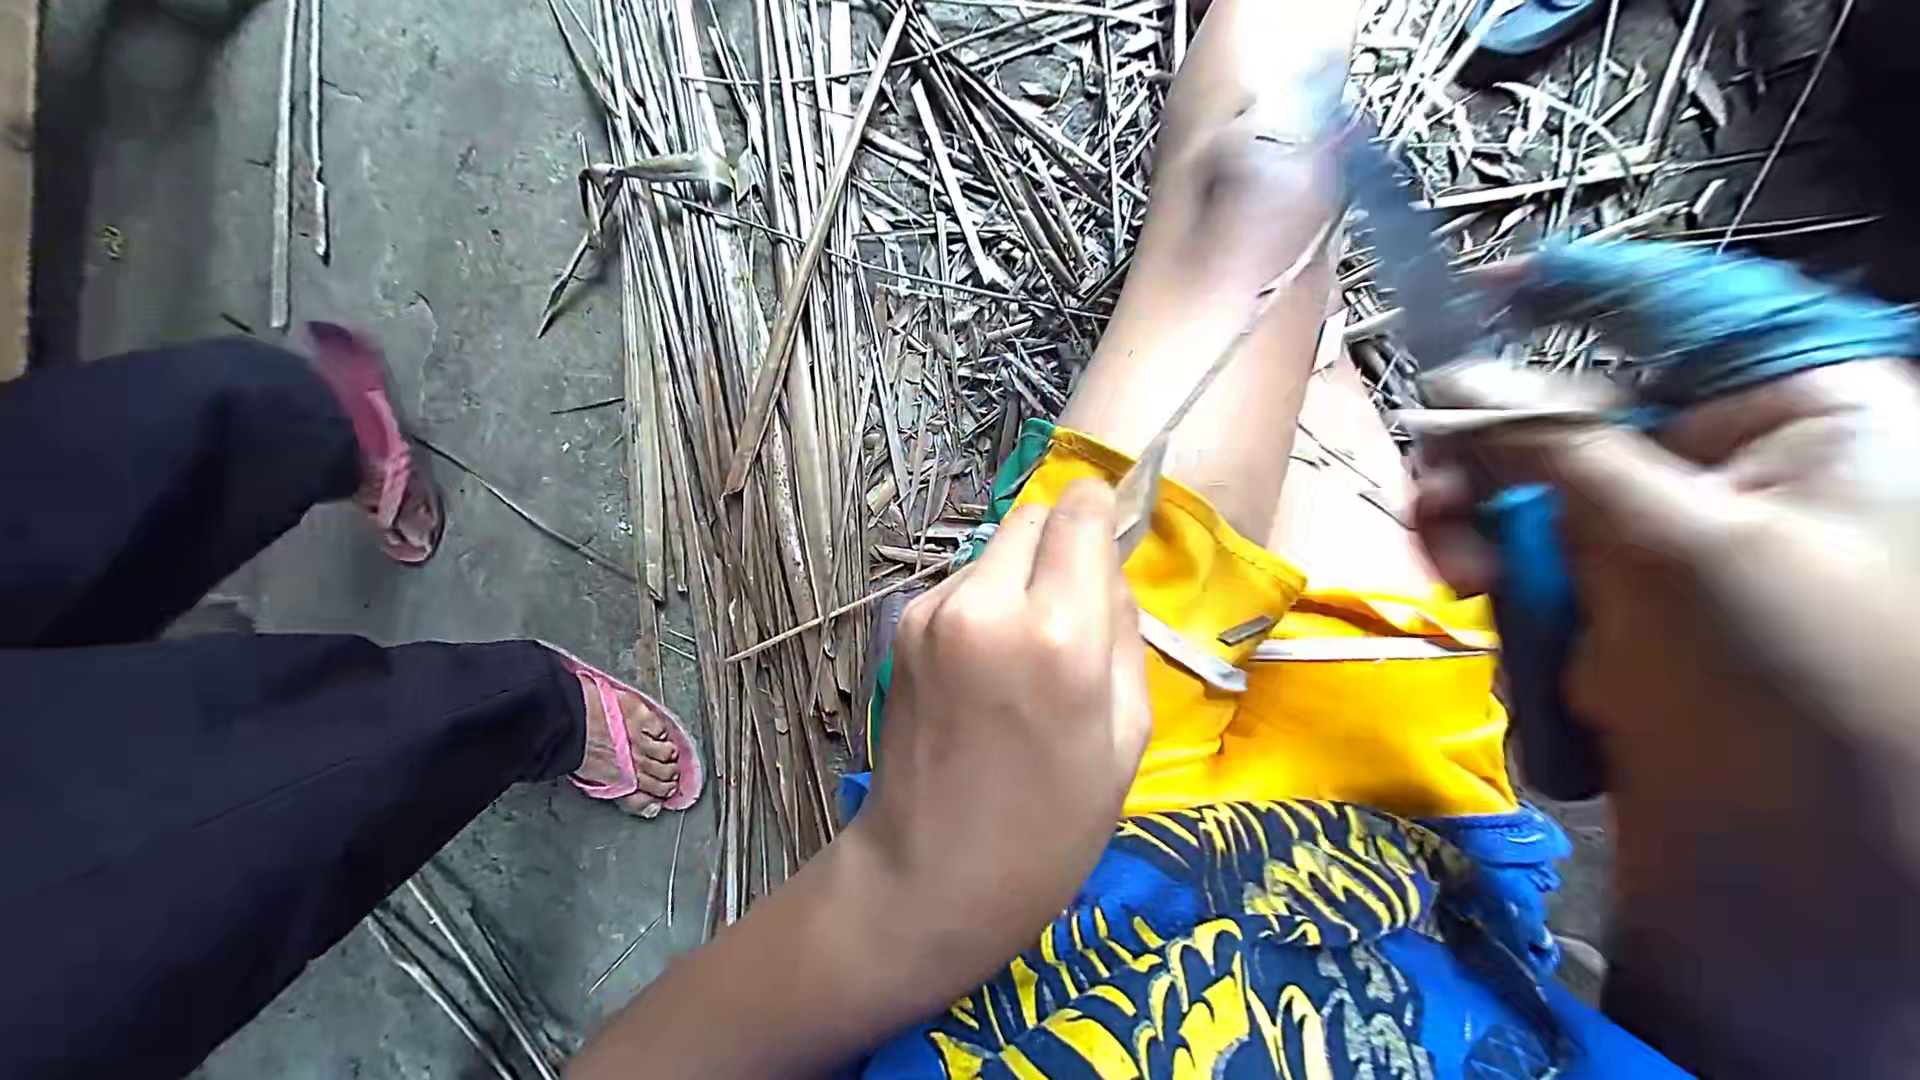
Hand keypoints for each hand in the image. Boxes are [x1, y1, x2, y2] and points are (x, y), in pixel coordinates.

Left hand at [570, 480, 1149, 1079]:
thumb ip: (1122, 628)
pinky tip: (983, 663)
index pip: (1078, 514)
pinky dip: (984, 601)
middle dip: (1059, 541)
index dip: (1099, 510)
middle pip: (1031, 516)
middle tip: (1071, 602)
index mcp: (1057, 634)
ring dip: (1019, 574)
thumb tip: (1106, 565)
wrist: (931, 873)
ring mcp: (932, 610)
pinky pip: (961, 583)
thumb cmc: (1051, 823)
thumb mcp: (1126, 731)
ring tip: (1022, 647)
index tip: (1107, 526)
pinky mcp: (901, 624)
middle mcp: (987, 604)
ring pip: (994, 548)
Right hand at [1414, 242, 1919, 1076]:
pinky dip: (1485, 567)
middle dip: (1487, 452)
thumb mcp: (1667, 538)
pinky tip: (1474, 594)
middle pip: (1568, 417)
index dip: (1582, 296)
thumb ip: (1550, 445)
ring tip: (1456, 568)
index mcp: (1803, 425)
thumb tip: (1452, 384)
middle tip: (1433, 496)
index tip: (1487, 287)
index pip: (1681, 319)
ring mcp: (1655, 538)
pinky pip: (1518, 550)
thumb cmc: (1788, 684)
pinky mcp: (1604, 595)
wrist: (1797, 859)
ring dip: (1472, 521)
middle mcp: (1725, 470)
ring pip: (1524, 489)